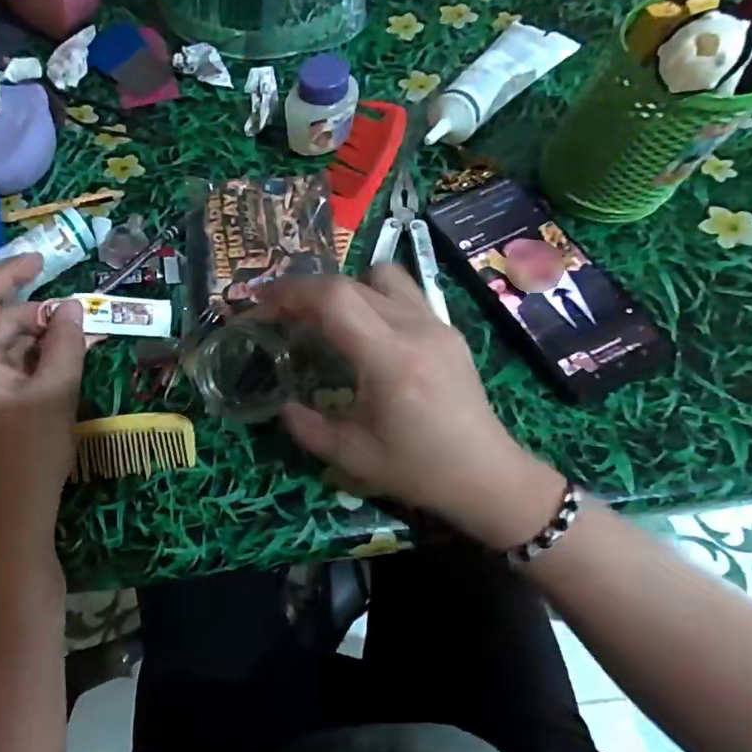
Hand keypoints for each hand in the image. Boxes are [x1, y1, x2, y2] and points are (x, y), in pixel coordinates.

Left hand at [0, 255, 87, 516]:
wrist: (13, 513)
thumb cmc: (30, 452)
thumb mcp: (55, 391)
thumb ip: (64, 342)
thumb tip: (72, 306)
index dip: (10, 273)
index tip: (44, 261)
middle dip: (38, 314)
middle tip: (81, 317)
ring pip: (5, 343)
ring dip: (42, 337)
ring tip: (83, 339)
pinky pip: (9, 365)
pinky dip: (36, 358)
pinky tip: (68, 358)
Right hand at [261, 265, 566, 550]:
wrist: (488, 475)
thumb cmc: (420, 470)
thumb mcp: (353, 456)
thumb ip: (307, 428)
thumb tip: (281, 405)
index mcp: (390, 360)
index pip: (335, 299)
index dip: (292, 293)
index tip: (263, 304)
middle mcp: (415, 329)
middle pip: (351, 282)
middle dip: (307, 291)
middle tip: (281, 314)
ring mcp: (436, 325)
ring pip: (382, 276)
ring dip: (346, 288)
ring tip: (327, 318)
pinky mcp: (447, 330)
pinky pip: (403, 293)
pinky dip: (372, 298)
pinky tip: (363, 333)